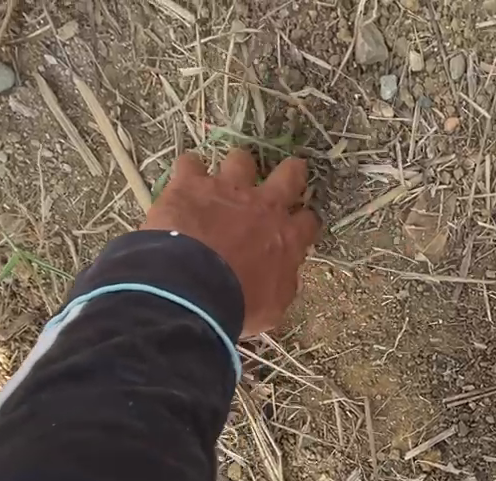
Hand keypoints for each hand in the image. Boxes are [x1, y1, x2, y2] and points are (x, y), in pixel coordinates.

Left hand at [140, 148, 320, 336]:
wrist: (194, 288)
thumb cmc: (240, 304)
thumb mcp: (274, 306)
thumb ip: (283, 284)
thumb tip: (285, 275)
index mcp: (287, 238)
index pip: (309, 222)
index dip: (306, 222)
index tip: (302, 226)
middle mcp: (263, 206)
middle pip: (288, 176)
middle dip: (293, 172)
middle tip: (292, 171)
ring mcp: (227, 189)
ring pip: (241, 160)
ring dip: (238, 167)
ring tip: (228, 178)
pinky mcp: (191, 184)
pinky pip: (192, 163)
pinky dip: (191, 171)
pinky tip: (187, 181)